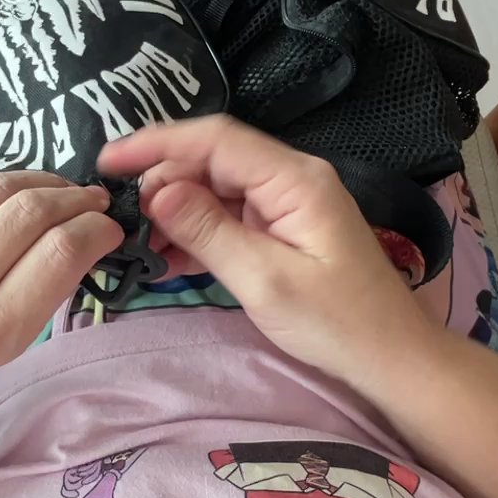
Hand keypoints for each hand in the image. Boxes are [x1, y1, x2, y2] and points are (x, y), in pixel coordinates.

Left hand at [0, 170, 122, 415]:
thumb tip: (89, 229)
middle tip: (94, 201)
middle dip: (76, 198)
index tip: (109, 227)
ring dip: (43, 183)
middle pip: (33, 211)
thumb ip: (47, 287)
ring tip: (60, 191)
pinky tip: (8, 202)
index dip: (96, 229)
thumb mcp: (8, 342)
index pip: (59, 253)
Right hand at [98, 116, 444, 391]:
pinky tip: (165, 257)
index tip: (109, 160)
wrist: (389, 357)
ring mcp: (282, 203)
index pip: (215, 140)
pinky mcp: (276, 228)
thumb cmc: (336, 322)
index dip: (157, 144)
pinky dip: (193, 233)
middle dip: (162, 183)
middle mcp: (287, 178)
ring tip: (138, 244)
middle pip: (210, 162)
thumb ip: (209, 232)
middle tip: (124, 220)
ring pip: (212, 189)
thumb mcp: (265, 280)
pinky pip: (225, 217)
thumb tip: (156, 192)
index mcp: (294, 179)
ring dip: (173, 212)